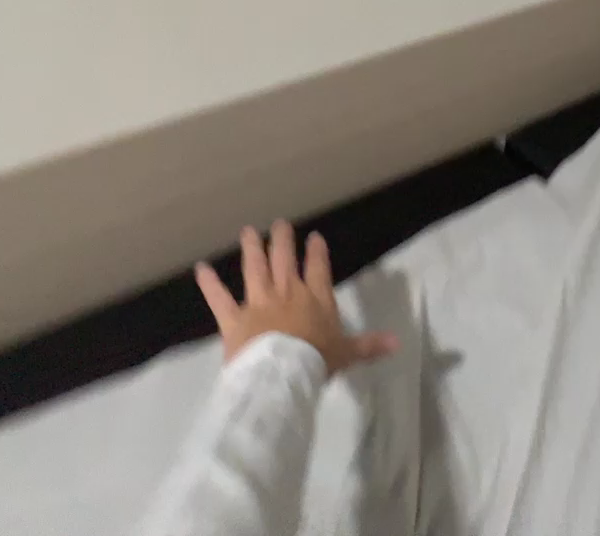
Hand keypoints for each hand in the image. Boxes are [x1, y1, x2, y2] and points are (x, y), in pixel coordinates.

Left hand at [195, 220, 399, 374]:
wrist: (280, 375)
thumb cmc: (315, 361)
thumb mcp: (347, 353)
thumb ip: (370, 345)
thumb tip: (399, 343)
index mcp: (316, 298)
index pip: (318, 268)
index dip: (316, 252)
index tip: (314, 237)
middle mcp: (288, 292)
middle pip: (285, 260)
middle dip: (283, 240)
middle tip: (280, 224)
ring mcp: (259, 302)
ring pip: (255, 269)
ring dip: (252, 249)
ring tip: (248, 232)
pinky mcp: (234, 319)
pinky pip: (219, 298)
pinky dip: (210, 284)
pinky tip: (201, 269)